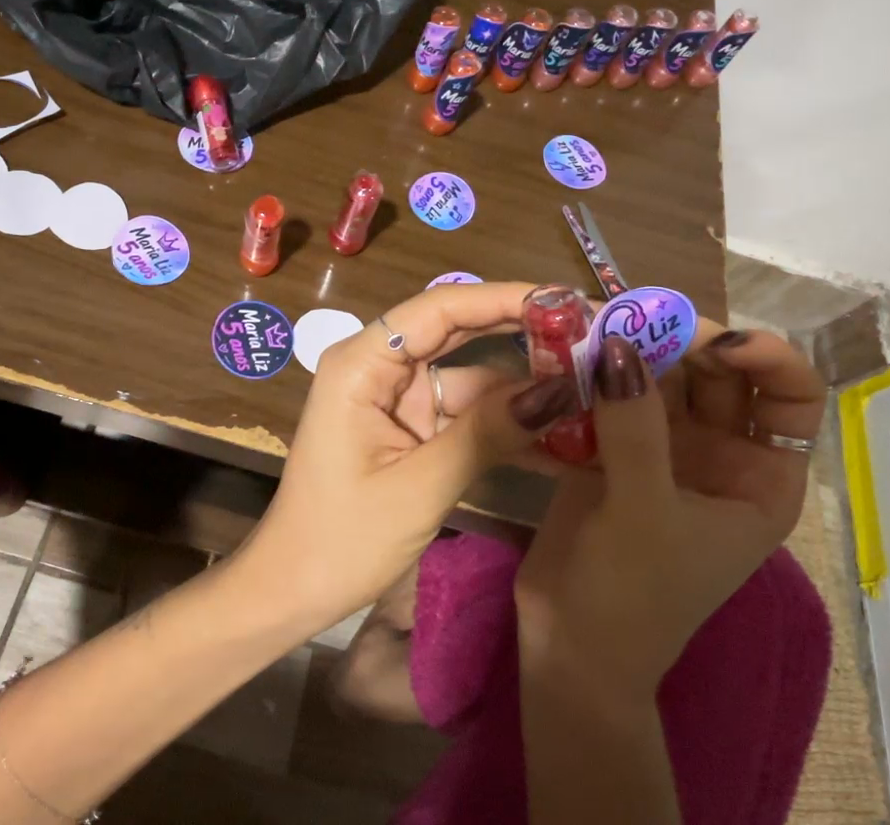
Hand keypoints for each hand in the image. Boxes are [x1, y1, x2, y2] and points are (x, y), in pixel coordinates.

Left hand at [234, 282, 579, 632]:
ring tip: (595, 387)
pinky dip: (507, 424)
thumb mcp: (419, 486)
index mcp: (361, 364)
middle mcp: (378, 368)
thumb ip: (487, 433)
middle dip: (524, 332)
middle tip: (594, 333)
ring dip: (526, 387)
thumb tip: (560, 390)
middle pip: (457, 331)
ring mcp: (396, 399)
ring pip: (470, 376)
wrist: (294, 590)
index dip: (504, 298)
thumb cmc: (342, 539)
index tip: (568, 300)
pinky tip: (562, 435)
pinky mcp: (410, 430)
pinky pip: (466, 414)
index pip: (438, 309)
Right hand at [515, 323, 822, 693]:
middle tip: (635, 319)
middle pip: (716, 376)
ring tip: (594, 325)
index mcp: (759, 478)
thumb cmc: (633, 594)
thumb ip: (636, 426)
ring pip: (659, 381)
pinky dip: (593, 378)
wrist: (571, 647)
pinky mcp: (609, 452)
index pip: (788, 396)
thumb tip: (618, 343)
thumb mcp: (645, 512)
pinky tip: (568, 357)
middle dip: (682, 343)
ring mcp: (662, 451)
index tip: (715, 340)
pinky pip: (610, 400)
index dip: (765, 357)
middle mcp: (718, 455)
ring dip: (630, 353)